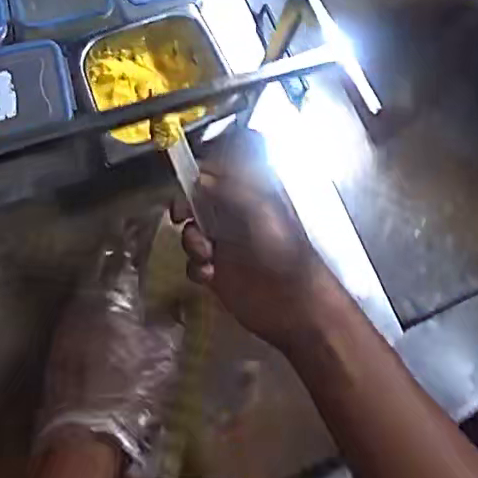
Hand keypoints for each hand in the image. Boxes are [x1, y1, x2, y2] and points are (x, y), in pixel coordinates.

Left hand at [35, 213, 184, 470]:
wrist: (83, 432)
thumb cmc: (130, 389)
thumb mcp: (164, 353)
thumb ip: (174, 319)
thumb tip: (183, 297)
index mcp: (118, 292)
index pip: (131, 250)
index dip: (142, 231)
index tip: (151, 215)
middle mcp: (91, 294)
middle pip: (105, 256)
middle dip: (119, 240)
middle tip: (132, 226)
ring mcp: (72, 312)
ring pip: (90, 274)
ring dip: (104, 262)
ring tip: (118, 251)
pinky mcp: (61, 334)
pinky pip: (80, 296)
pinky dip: (92, 286)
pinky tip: (101, 290)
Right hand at [172, 130, 348, 352]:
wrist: (296, 305)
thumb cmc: (282, 251)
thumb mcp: (258, 208)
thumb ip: (228, 189)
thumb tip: (200, 178)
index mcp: (250, 193)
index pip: (219, 172)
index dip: (200, 173)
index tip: (187, 182)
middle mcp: (235, 214)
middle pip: (198, 199)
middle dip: (186, 206)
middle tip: (180, 216)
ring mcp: (225, 243)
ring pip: (192, 230)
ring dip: (192, 240)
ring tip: (206, 255)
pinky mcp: (217, 272)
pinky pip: (192, 261)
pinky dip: (195, 265)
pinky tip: (209, 274)